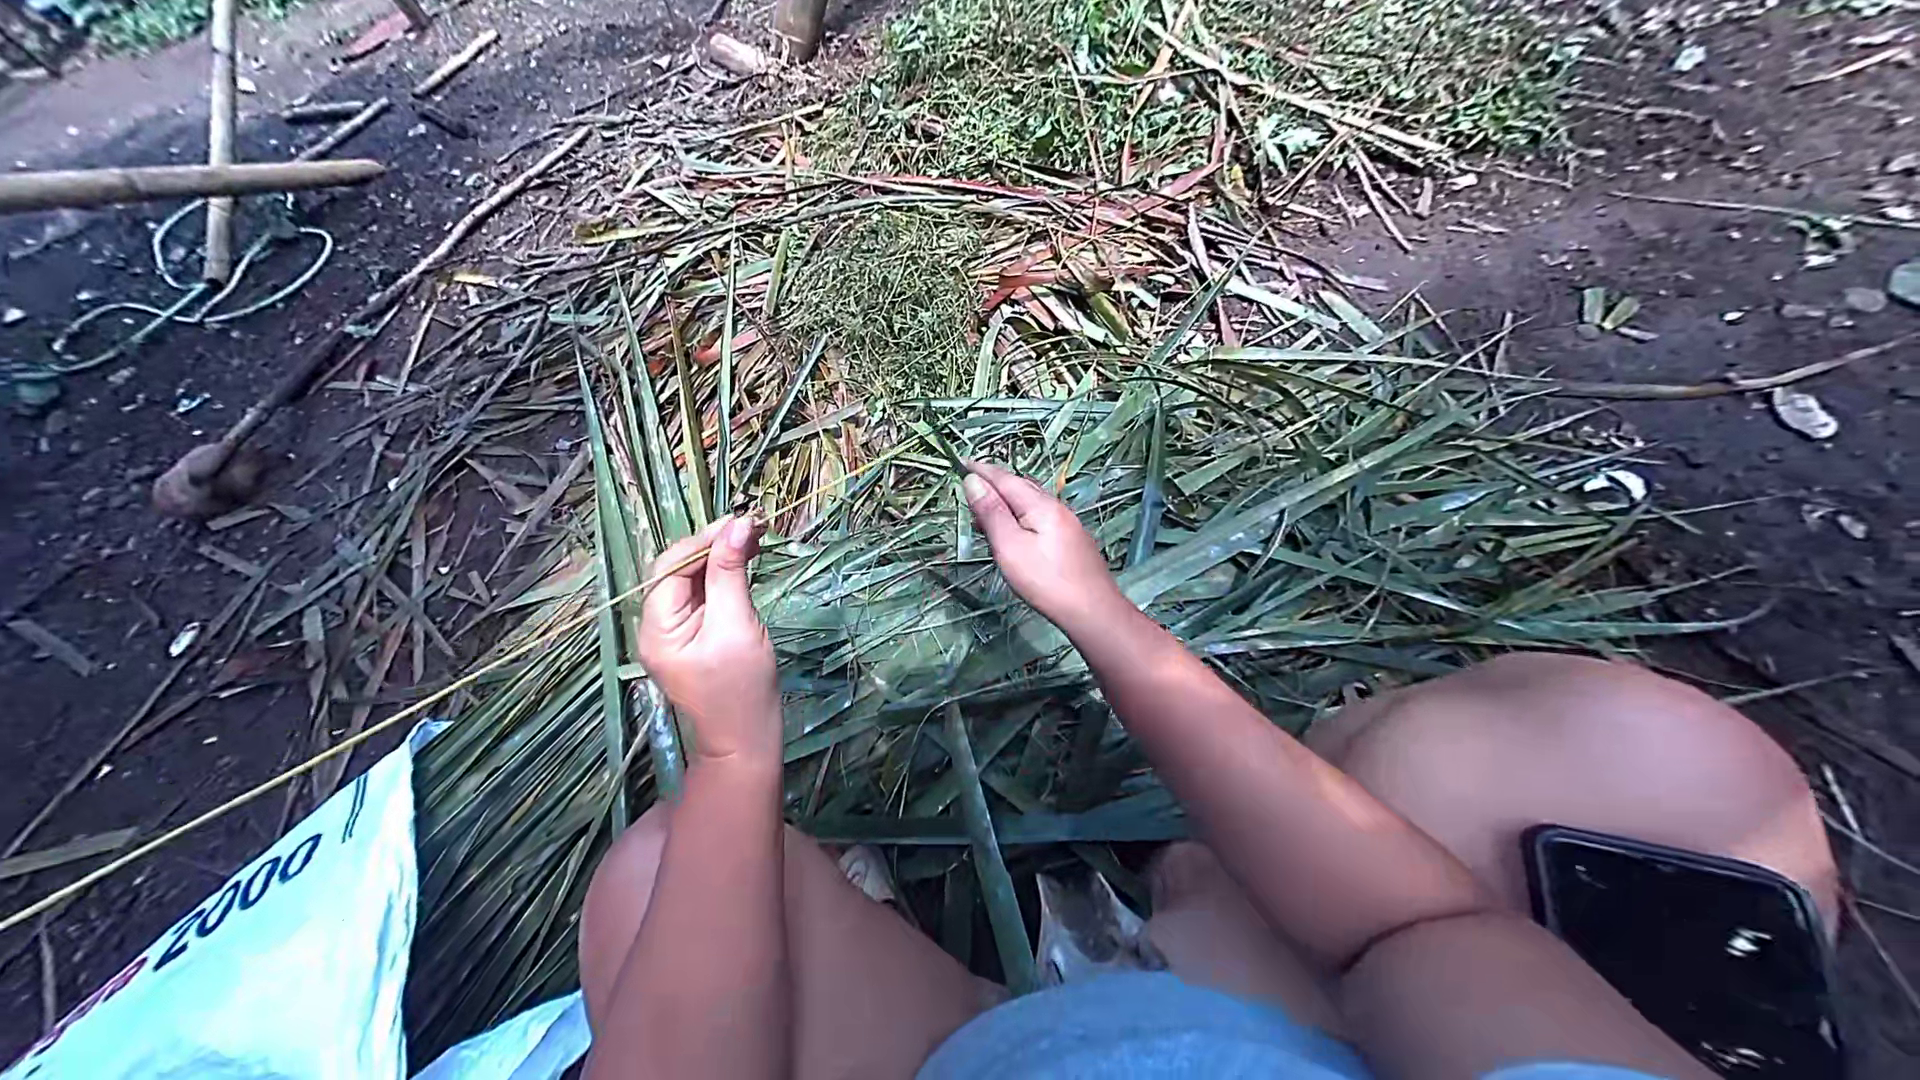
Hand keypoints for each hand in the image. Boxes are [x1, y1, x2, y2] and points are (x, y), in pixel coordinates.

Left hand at [639, 515, 780, 772]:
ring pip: (693, 580)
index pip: (672, 567)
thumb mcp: (737, 625)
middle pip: (679, 570)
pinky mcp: (693, 635)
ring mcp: (674, 631)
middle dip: (714, 545)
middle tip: (753, 527)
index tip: (742, 522)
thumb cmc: (742, 687)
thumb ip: (731, 574)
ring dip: (721, 557)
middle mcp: (657, 625)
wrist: (746, 738)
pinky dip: (723, 576)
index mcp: (657, 627)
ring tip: (754, 538)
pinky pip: (703, 596)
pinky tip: (744, 562)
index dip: (704, 540)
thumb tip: (736, 526)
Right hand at [961, 461, 1129, 631]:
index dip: (982, 471)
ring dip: (1007, 501)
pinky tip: (1015, 532)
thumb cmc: (1046, 581)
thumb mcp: (1010, 547)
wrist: (1092, 611)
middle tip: (970, 486)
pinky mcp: (1072, 541)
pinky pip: (1040, 517)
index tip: (962, 462)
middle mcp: (1057, 508)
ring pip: (1031, 503)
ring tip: (985, 512)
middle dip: (994, 483)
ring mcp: (1068, 524)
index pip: (1006, 479)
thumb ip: (991, 513)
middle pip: (1021, 487)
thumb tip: (973, 481)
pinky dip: (1020, 516)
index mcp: (1041, 505)